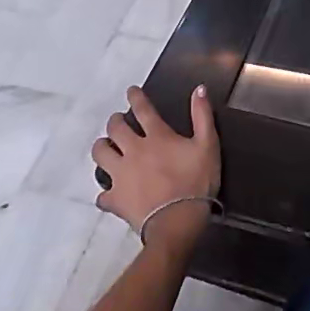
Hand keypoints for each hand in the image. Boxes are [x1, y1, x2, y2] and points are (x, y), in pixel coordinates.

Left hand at [93, 85, 220, 246]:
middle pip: (115, 128)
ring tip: (106, 148)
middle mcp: (133, 150)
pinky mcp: (116, 198)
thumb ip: (203, 116)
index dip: (135, 97)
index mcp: (156, 137)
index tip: (130, 91)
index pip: (142, 110)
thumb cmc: (196, 182)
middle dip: (115, 121)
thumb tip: (199, 89)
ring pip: (101, 154)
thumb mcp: (208, 146)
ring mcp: (121, 174)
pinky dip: (105, 194)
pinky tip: (109, 194)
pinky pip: (103, 195)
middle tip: (118, 121)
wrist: (177, 221)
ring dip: (102, 148)